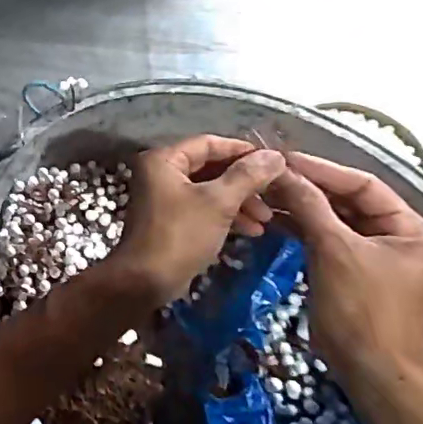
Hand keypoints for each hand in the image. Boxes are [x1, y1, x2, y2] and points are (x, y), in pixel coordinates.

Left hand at [114, 135, 285, 302]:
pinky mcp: (171, 218)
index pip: (209, 143)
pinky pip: (203, 207)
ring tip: (267, 219)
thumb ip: (247, 176)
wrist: (146, 280)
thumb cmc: (180, 235)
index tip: (276, 163)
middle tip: (275, 195)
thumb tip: (274, 156)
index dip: (243, 151)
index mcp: (163, 160)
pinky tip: (252, 230)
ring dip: (239, 201)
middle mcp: (160, 172)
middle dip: (244, 182)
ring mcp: (164, 196)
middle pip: (210, 167)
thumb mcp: (218, 202)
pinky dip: (226, 215)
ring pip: (209, 189)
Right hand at [264, 153, 422, 382]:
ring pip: (334, 219)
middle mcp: (398, 237)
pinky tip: (273, 219)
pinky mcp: (352, 272)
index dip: (323, 169)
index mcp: (412, 228)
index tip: (284, 160)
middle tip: (269, 174)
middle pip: (348, 200)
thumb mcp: (335, 249)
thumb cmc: (364, 307)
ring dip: (301, 207)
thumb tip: (283, 171)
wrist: (373, 369)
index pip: (364, 184)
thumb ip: (309, 205)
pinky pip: (326, 239)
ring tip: (265, 193)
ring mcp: (374, 256)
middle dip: (308, 187)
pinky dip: (301, 228)